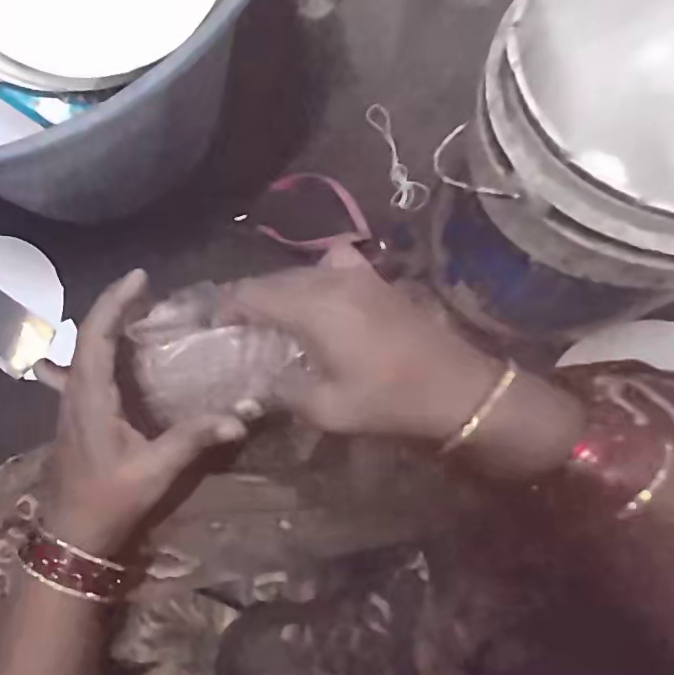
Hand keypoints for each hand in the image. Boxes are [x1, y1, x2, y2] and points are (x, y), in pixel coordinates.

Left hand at [34, 270, 247, 556]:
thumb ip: (194, 439)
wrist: (72, 535)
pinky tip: (120, 350)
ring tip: (138, 310)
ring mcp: (70, 403)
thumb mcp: (154, 470)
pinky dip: (104, 347)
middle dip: (114, 306)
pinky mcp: (76, 414)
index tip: (140, 276)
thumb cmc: (109, 502)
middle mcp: (74, 393)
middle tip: (145, 288)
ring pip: (83, 350)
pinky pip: (86, 367)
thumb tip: (241, 415)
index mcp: (89, 398)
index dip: (115, 302)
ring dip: (107, 324)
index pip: (96, 336)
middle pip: (87, 335)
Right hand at [227, 245, 585, 477]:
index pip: (250, 293)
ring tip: (272, 319)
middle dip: (249, 300)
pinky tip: (319, 300)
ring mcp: (358, 275)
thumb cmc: (388, 401)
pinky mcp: (377, 280)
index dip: (226, 307)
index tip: (215, 327)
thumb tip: (261, 384)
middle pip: (273, 279)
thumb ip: (283, 390)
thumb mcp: (325, 408)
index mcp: (312, 307)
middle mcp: (330, 280)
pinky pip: (333, 266)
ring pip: (300, 272)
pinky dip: (315, 278)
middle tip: (238, 329)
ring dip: (280, 291)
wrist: (458, 390)